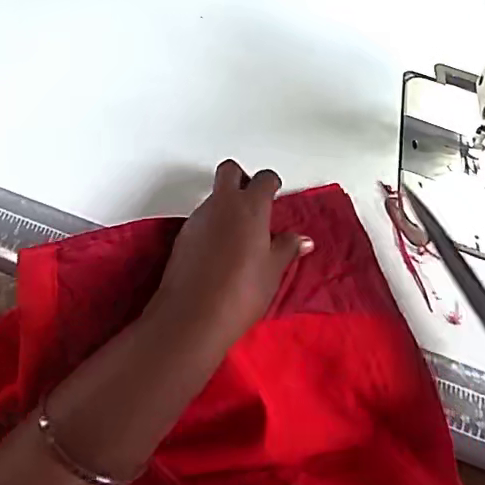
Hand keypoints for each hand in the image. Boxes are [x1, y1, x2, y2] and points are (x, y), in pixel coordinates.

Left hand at [146, 161, 312, 351]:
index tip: (274, 190)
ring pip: (214, 195)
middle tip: (253, 197)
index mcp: (250, 207)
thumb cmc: (240, 291)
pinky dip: (212, 223)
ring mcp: (199, 216)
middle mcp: (222, 204)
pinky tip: (220, 248)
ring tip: (240, 231)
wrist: (194, 313)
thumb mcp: (272, 271)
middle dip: (242, 177)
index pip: (263, 179)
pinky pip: (201, 216)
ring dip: (226, 203)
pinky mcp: (184, 232)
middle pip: (230, 170)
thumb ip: (287, 248)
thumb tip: (301, 240)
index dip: (271, 183)